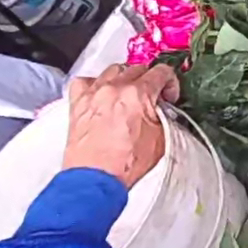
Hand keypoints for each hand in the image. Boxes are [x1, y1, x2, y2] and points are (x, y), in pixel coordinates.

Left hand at [62, 62, 180, 188]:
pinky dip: (95, 84)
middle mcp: (115, 88)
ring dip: (124, 78)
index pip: (162, 72)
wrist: (95, 178)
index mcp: (139, 93)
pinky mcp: (77, 105)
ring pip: (113, 70)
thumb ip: (164, 112)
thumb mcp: (162, 135)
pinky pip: (84, 81)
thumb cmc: (127, 161)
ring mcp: (93, 94)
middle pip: (138, 68)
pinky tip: (102, 94)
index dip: (170, 83)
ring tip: (127, 93)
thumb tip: (163, 107)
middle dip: (149, 81)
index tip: (169, 97)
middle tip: (151, 98)